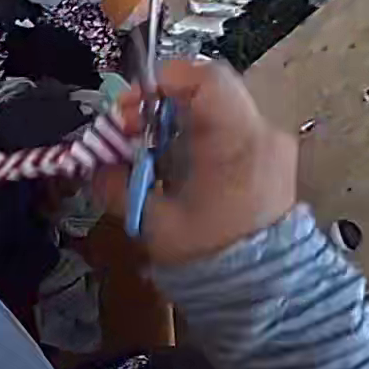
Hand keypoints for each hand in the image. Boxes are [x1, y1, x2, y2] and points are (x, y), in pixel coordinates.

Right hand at [98, 58, 297, 266]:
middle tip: (128, 129)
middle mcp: (261, 133)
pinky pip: (228, 128)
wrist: (263, 289)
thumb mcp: (153, 223)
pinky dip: (195, 134)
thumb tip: (98, 168)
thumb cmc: (208, 256)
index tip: (129, 106)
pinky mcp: (270, 158)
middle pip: (207, 91)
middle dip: (160, 103)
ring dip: (175, 120)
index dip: (160, 80)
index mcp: (235, 142)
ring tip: (148, 149)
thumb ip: (119, 187)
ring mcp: (271, 144)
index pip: (204, 79)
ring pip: (216, 109)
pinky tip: (175, 162)